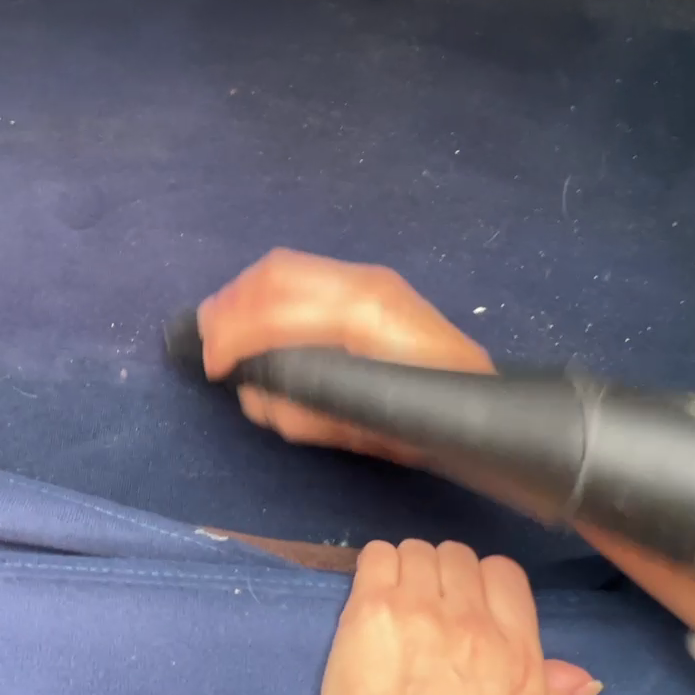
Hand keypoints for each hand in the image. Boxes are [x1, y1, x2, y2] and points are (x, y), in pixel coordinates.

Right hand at [201, 247, 694, 632]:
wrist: (490, 405)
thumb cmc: (432, 425)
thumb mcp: (364, 429)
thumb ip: (301, 406)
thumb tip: (250, 389)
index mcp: (365, 318)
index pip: (279, 309)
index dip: (235, 334)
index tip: (212, 365)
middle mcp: (364, 283)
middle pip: (276, 274)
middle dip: (231, 305)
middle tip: (204, 340)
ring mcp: (368, 276)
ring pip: (285, 265)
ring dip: (244, 293)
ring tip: (221, 325)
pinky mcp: (369, 281)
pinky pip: (303, 272)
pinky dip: (268, 290)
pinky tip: (256, 313)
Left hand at [322, 539, 602, 694]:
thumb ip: (548, 694)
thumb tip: (580, 675)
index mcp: (515, 654)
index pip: (506, 573)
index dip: (485, 582)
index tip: (469, 602)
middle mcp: (470, 622)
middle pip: (456, 554)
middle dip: (443, 574)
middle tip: (430, 604)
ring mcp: (418, 609)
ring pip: (415, 549)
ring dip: (408, 569)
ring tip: (400, 602)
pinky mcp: (371, 605)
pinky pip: (376, 553)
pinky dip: (376, 566)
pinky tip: (375, 596)